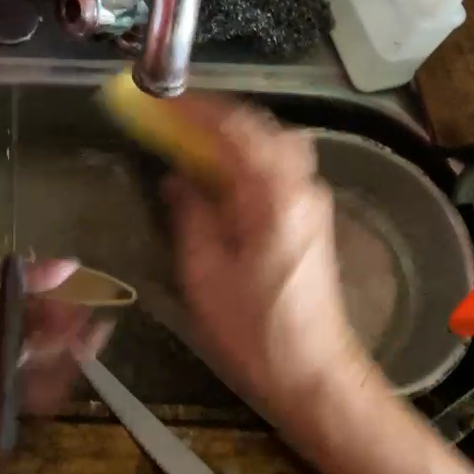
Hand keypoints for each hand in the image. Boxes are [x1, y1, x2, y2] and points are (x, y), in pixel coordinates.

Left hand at [0, 251, 110, 473]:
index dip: (30, 277)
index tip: (68, 271)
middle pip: (13, 317)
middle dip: (50, 311)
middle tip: (89, 310)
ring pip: (25, 348)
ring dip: (58, 338)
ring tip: (95, 331)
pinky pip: (27, 381)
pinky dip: (53, 371)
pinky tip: (79, 363)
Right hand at [161, 97, 368, 422]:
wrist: (314, 375)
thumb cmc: (254, 331)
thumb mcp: (205, 274)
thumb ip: (191, 214)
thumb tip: (177, 179)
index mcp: (272, 196)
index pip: (233, 129)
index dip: (193, 109)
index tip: (158, 99)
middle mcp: (300, 187)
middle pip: (258, 127)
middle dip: (212, 114)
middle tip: (171, 115)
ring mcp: (310, 200)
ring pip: (272, 142)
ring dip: (231, 132)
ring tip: (192, 138)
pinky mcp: (310, 216)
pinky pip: (278, 164)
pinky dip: (246, 154)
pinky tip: (220, 170)